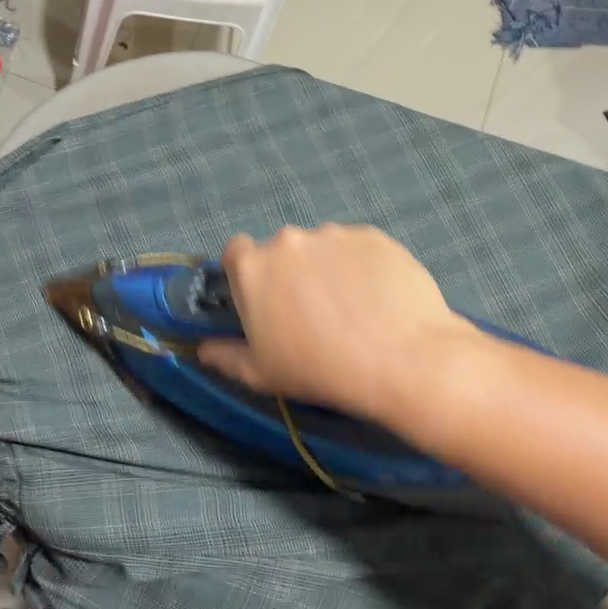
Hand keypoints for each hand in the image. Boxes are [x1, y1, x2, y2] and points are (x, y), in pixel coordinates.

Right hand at [197, 225, 483, 421]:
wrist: (403, 361)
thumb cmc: (318, 369)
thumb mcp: (260, 373)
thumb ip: (225, 356)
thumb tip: (204, 349)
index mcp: (251, 268)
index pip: (234, 253)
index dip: (245, 275)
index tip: (262, 301)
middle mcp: (287, 240)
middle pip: (280, 251)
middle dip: (289, 274)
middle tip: (309, 313)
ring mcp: (333, 235)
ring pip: (321, 249)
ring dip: (326, 269)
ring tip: (351, 309)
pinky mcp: (375, 237)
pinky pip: (358, 249)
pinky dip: (361, 268)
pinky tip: (377, 301)